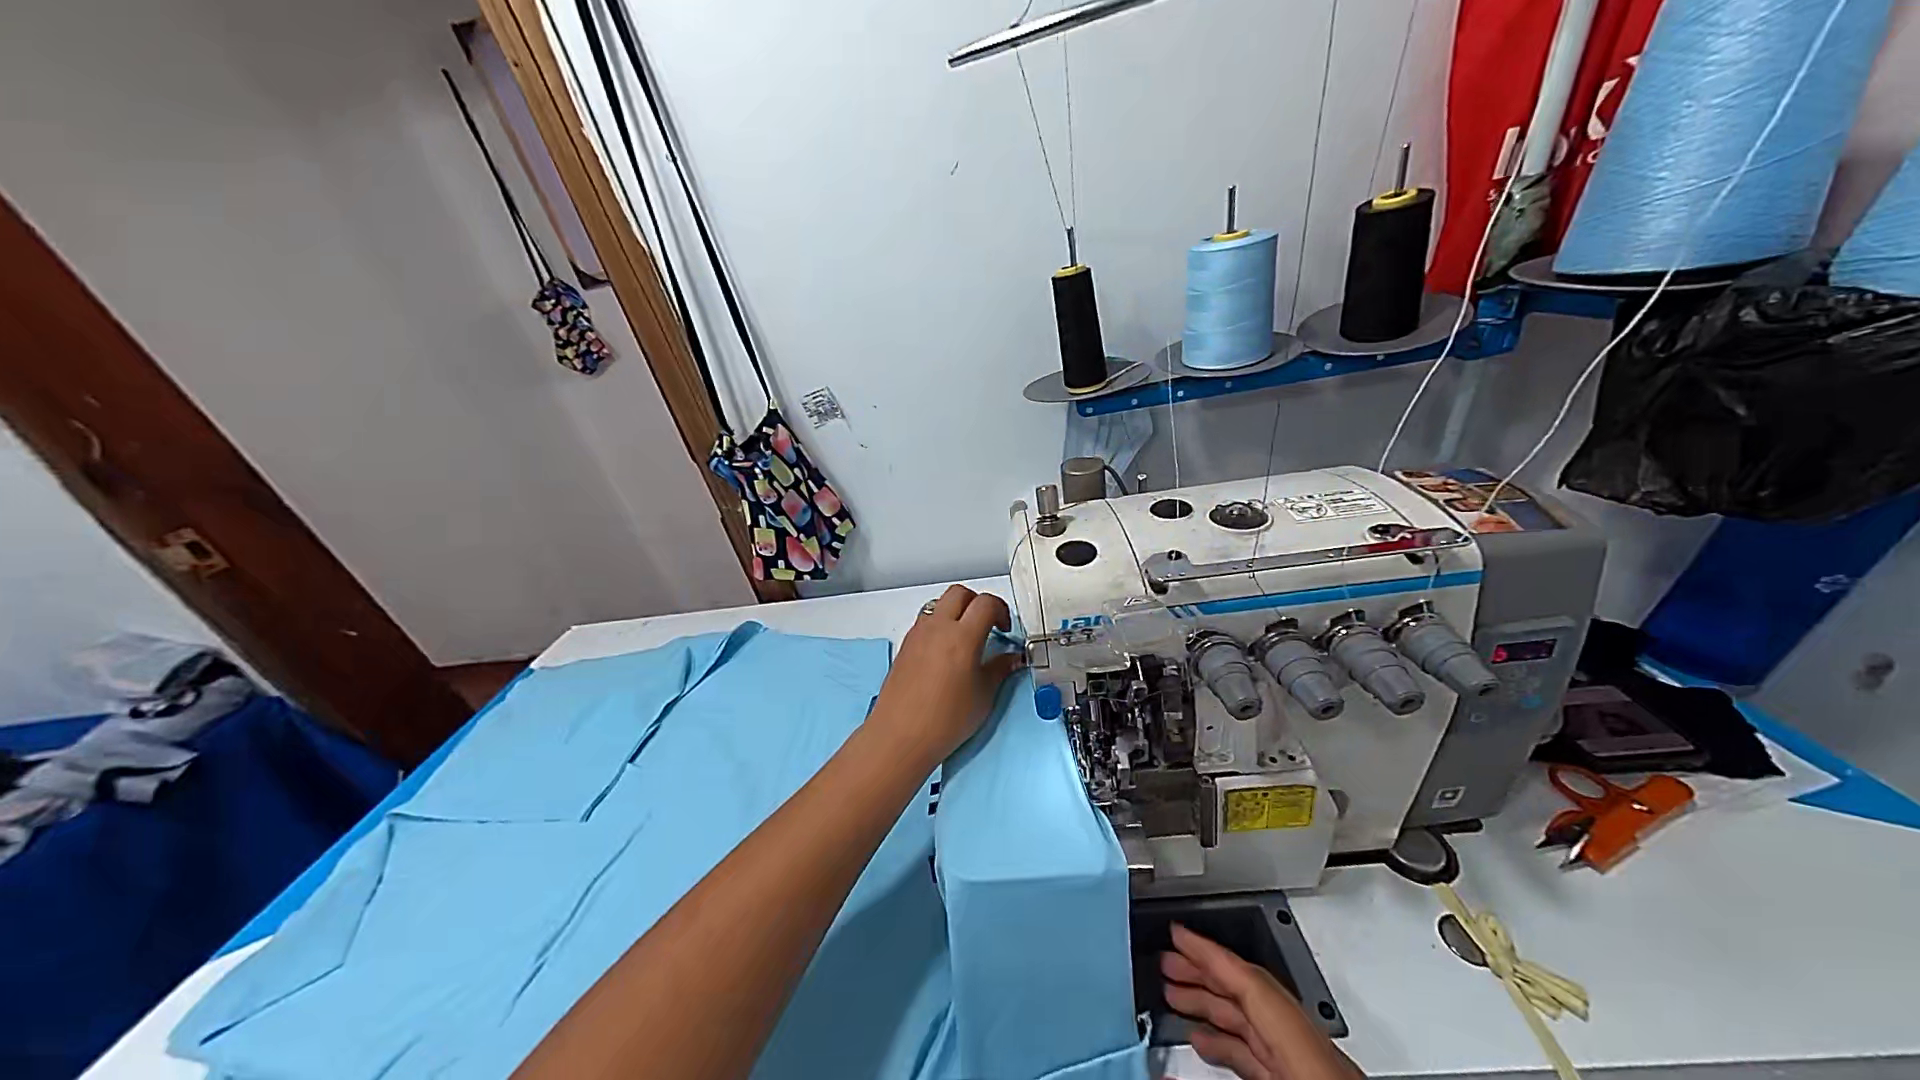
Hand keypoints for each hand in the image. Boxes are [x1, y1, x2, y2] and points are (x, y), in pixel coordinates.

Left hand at [868, 585, 1022, 764]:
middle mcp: (937, 628)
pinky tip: (946, 653)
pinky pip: (925, 622)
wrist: (900, 736)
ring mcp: (917, 635)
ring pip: (939, 604)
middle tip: (987, 625)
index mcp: (962, 636)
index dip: (1000, 610)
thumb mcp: (983, 696)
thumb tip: (1012, 659)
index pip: (986, 603)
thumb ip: (1000, 669)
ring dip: (956, 612)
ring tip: (966, 638)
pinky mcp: (905, 646)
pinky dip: (939, 625)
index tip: (1005, 628)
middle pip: (960, 593)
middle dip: (977, 603)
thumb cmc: (945, 720)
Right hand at [1163, 924, 1363, 1079]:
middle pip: (1255, 996)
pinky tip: (1204, 1042)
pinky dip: (1232, 1042)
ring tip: (1176, 996)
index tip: (1178, 931)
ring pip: (1260, 1024)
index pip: (1254, 984)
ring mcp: (1316, 1072)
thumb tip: (1163, 1071)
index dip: (1209, 952)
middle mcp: (1318, 1058)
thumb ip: (1221, 1064)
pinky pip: (1265, 1053)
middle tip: (1166, 960)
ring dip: (1214, 1006)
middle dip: (1205, 973)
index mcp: (1312, 1057)